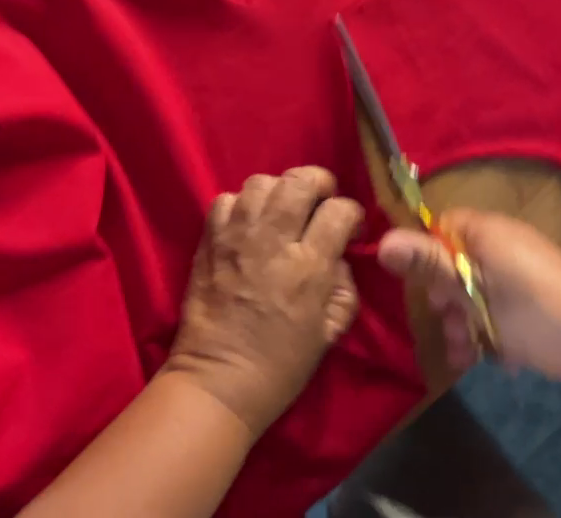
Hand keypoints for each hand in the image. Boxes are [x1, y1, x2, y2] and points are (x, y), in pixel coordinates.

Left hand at [163, 167, 364, 437]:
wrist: (219, 379)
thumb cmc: (280, 364)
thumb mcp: (330, 332)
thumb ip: (343, 288)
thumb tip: (339, 256)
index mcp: (309, 267)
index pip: (339, 211)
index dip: (351, 213)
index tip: (349, 228)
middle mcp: (273, 241)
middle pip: (299, 181)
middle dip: (318, 183)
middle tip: (320, 200)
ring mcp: (237, 236)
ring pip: (261, 182)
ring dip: (278, 189)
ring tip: (282, 208)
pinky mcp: (209, 239)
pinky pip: (225, 199)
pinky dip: (241, 204)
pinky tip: (248, 222)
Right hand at [377, 209, 560, 395]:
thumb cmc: (535, 312)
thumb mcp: (474, 291)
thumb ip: (429, 266)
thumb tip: (380, 241)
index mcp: (487, 230)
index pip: (439, 227)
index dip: (426, 257)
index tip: (425, 290)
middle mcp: (504, 243)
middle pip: (456, 263)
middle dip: (446, 301)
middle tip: (450, 330)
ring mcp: (525, 272)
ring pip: (478, 292)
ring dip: (467, 324)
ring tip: (468, 357)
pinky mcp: (541, 300)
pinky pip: (502, 308)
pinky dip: (494, 332)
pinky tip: (500, 361)